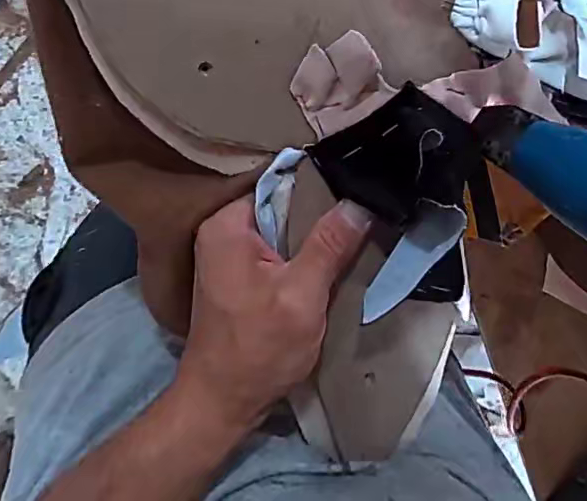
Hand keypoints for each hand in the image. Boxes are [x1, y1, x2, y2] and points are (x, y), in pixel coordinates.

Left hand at [175, 192, 372, 424]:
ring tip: (358, 222)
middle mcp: (225, 229)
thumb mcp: (301, 295)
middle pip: (287, 200)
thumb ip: (330, 244)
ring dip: (319, 229)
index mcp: (228, 224)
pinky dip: (308, 248)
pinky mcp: (245, 272)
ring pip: (289, 223)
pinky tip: (336, 252)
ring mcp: (233, 252)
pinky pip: (284, 244)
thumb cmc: (256, 351)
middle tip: (365, 202)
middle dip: (324, 204)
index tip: (357, 177)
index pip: (282, 179)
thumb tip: (359, 202)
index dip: (322, 178)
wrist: (221, 410)